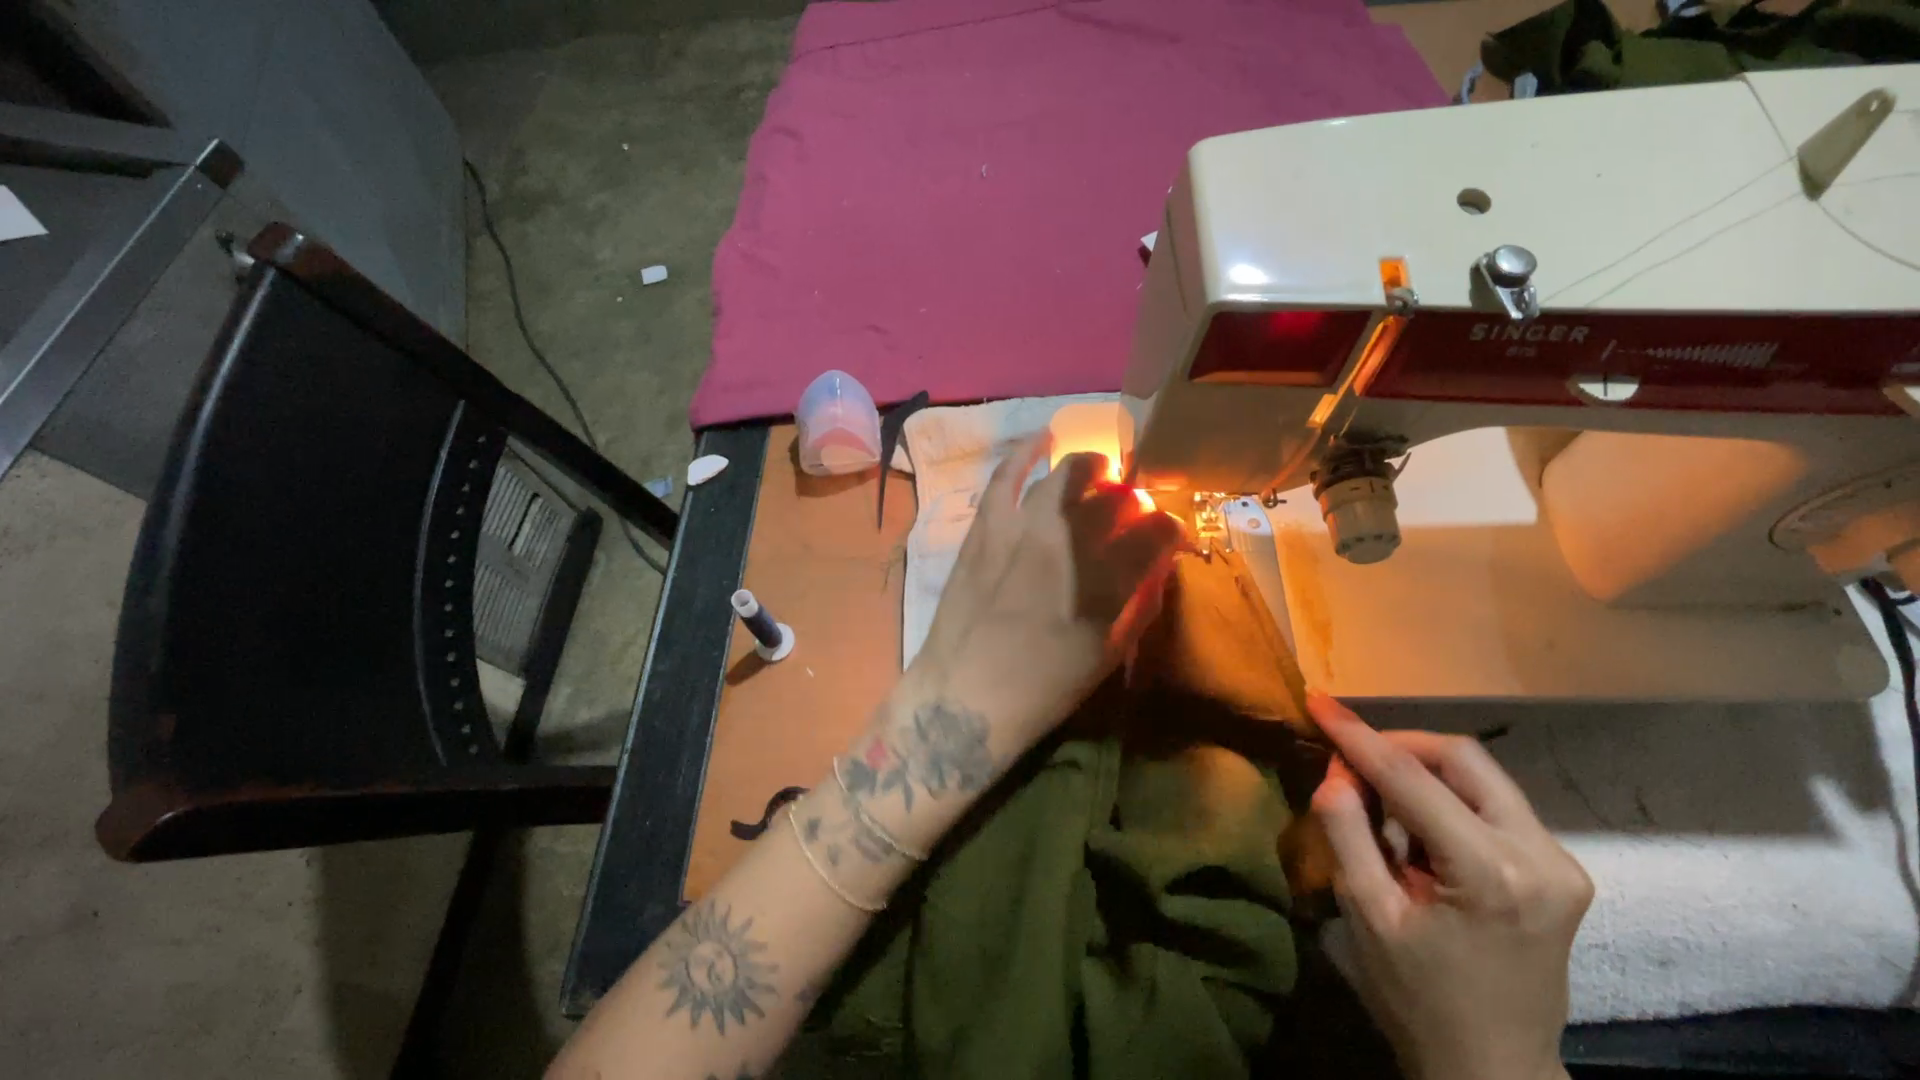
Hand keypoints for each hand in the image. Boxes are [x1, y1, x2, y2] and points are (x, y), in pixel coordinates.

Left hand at [908, 432, 1181, 744]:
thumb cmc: (1041, 688)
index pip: (1154, 536)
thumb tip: (1153, 573)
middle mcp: (1069, 547)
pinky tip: (1043, 438)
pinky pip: (1007, 477)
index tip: (1169, 533)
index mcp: (1105, 586)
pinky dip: (1026, 452)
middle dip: (1132, 498)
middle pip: (1113, 500)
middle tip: (1131, 505)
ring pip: (1065, 477)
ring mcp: (1022, 531)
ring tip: (1099, 469)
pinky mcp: (986, 529)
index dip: (1168, 529)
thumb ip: (1136, 609)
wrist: (964, 696)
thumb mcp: (1105, 657)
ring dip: (1090, 468)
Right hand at [1308, 695, 1592, 1079]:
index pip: (1414, 778)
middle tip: (1350, 757)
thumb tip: (1337, 772)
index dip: (1360, 737)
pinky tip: (1417, 828)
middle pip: (1463, 759)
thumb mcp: (1366, 915)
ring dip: (1423, 772)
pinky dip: (1447, 799)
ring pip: (1482, 776)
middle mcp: (1542, 855)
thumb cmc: (1418, 997)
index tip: (1319, 703)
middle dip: (1399, 746)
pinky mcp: (1560, 869)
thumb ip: (1347, 833)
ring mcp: (1561, 861)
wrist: (1492, 1065)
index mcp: (1492, 872)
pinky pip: (1494, 805)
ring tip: (1377, 798)